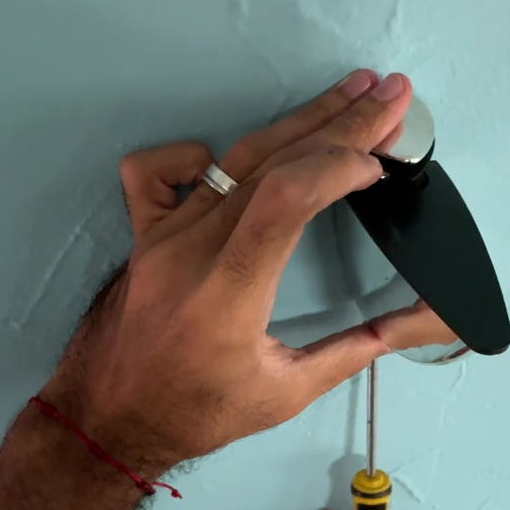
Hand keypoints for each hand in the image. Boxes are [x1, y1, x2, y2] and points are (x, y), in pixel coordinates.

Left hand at [39, 70, 458, 474]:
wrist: (112, 417)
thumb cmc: (196, 413)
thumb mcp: (282, 396)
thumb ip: (346, 356)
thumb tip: (397, 329)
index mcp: (230, 293)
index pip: (286, 197)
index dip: (339, 164)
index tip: (381, 160)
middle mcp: (194, 250)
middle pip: (272, 164)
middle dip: (341, 125)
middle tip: (393, 95)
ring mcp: (163, 236)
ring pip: (233, 158)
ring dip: (297, 122)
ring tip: (350, 92)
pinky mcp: (143, 235)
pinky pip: (157, 172)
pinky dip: (196, 152)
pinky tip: (227, 157)